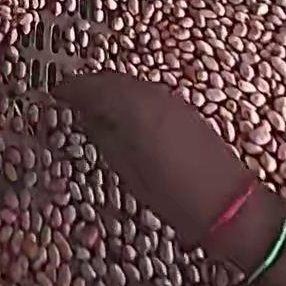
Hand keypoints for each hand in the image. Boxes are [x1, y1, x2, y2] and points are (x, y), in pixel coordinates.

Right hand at [55, 71, 255, 255]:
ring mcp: (167, 98)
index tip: (54, 93)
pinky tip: (122, 113)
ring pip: (126, 83)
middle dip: (87, 86)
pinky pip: (143, 91)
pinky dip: (126, 95)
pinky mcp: (181, 107)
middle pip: (109, 79)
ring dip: (107, 89)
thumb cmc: (172, 194)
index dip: (69, 88)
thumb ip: (103, 136)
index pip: (90, 87)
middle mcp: (147, 93)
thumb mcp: (126, 169)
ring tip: (92, 106)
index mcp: (130, 106)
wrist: (231, 206)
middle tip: (69, 98)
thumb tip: (86, 117)